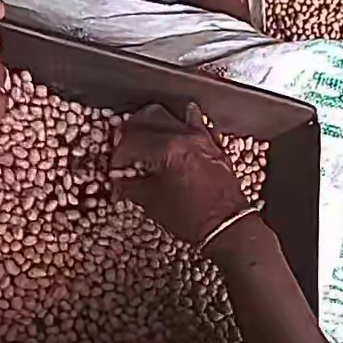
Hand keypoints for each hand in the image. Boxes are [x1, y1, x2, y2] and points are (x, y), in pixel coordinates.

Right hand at [109, 102, 251, 247]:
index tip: (115, 168)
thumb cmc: (193, 220)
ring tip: (145, 138)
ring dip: (155, 123)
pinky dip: (182, 125)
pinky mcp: (214, 147)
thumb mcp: (154, 204)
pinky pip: (196, 125)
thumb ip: (133, 187)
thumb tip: (120, 181)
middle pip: (149, 118)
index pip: (132, 142)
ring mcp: (202, 140)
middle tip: (124, 148)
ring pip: (173, 115)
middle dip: (131, 130)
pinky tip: (176, 135)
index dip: (118, 156)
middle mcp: (186, 137)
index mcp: (167, 149)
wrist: (227, 228)